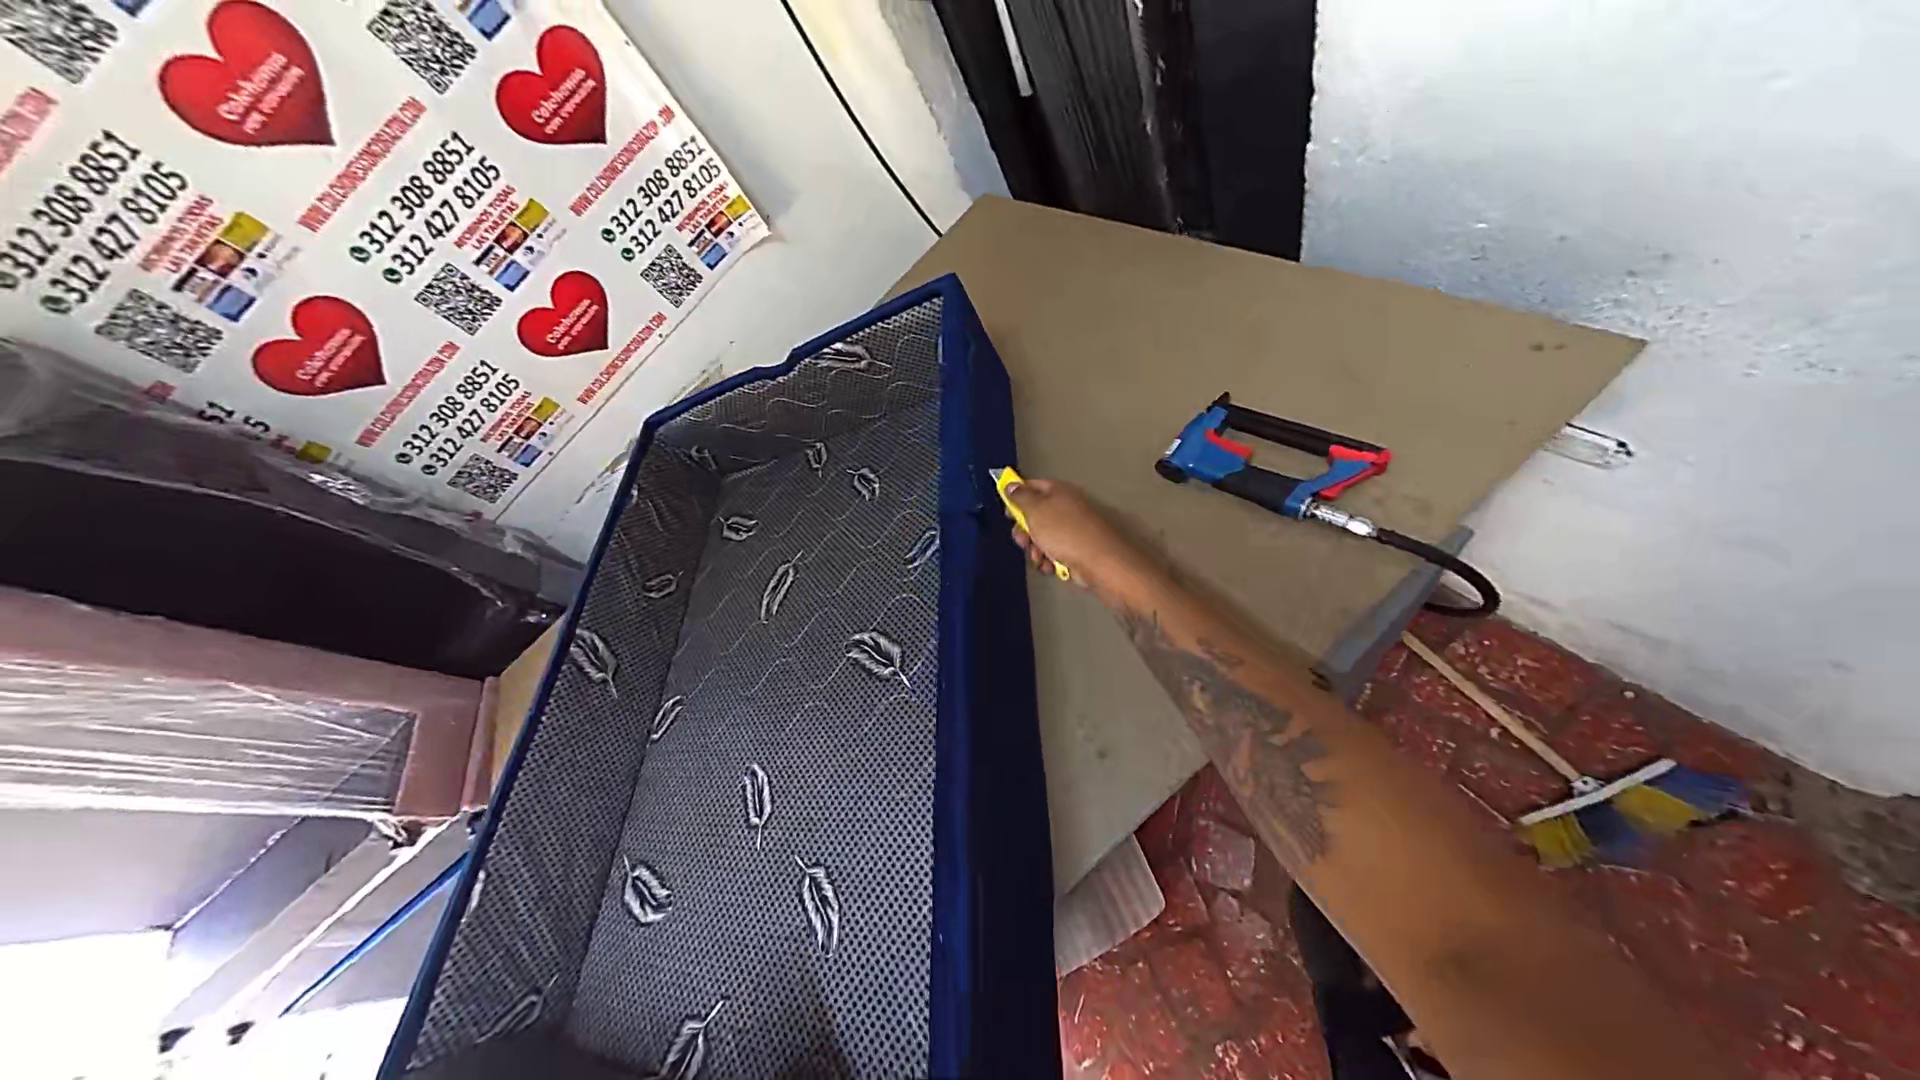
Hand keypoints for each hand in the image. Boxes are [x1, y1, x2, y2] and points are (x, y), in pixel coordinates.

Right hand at [1003, 477, 1148, 593]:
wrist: (1097, 561)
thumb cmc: (1063, 531)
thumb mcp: (1036, 510)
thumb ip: (1020, 497)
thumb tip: (1011, 484)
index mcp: (1057, 491)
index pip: (1030, 486)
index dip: (1015, 497)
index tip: (1007, 514)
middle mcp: (1065, 507)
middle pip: (1034, 514)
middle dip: (1024, 530)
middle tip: (1022, 541)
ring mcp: (1070, 529)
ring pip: (1041, 536)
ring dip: (1035, 549)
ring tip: (1038, 557)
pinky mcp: (1074, 549)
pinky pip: (1053, 552)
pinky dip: (1048, 560)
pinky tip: (1049, 566)